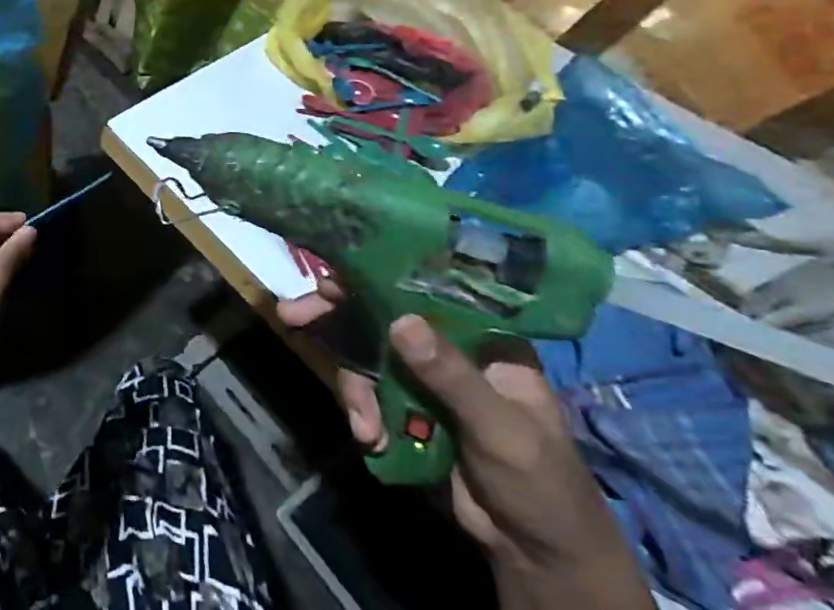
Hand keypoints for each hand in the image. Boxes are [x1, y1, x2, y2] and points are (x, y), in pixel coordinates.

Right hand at [278, 291, 649, 608]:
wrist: (538, 556)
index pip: (422, 290)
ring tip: (364, 427)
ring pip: (369, 359)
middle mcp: (448, 347)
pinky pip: (369, 395)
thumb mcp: (501, 428)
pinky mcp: (407, 410)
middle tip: (292, 318)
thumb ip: (451, 376)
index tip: (327, 280)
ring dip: (355, 390)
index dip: (372, 278)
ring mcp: (424, 379)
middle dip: (336, 322)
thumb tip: (401, 321)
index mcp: (483, 337)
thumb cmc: (541, 482)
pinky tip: (370, 439)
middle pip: (381, 318)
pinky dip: (361, 414)